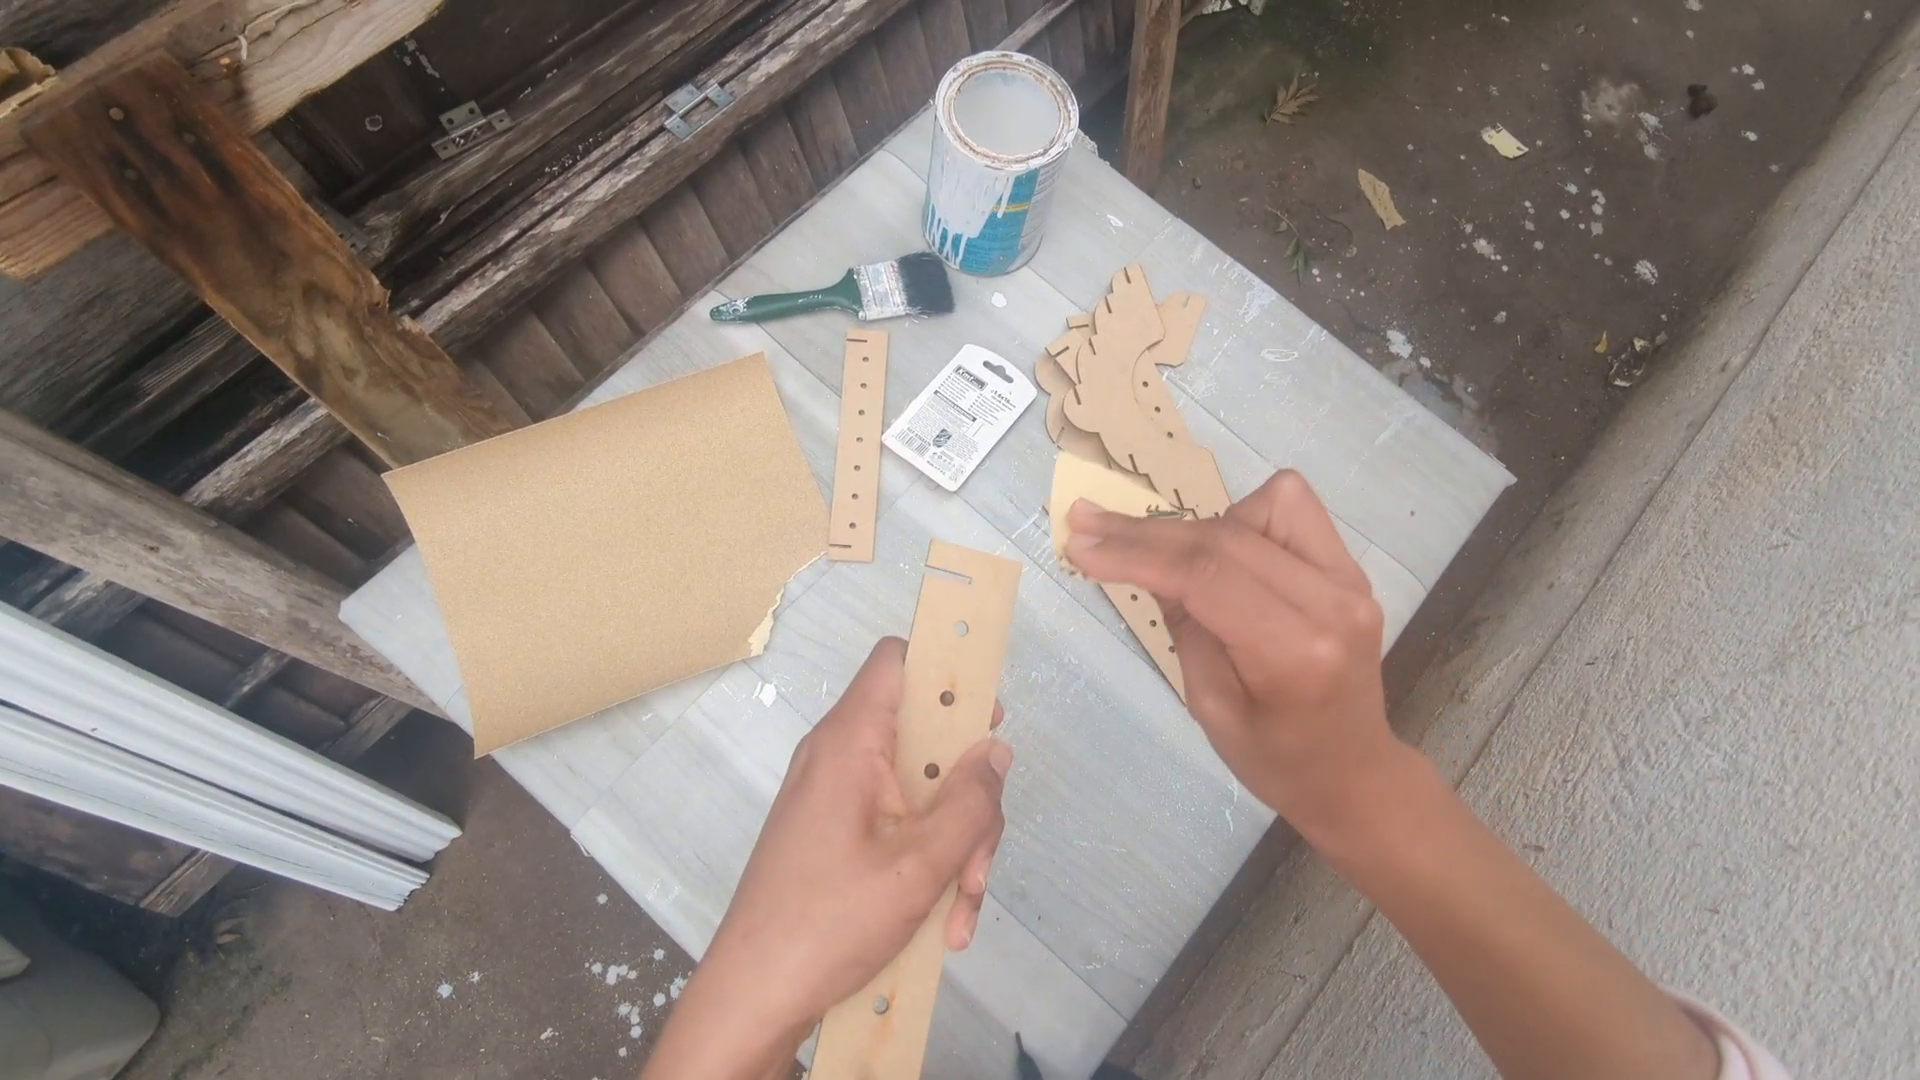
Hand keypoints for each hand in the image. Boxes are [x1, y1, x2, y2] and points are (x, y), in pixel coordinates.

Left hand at [643, 638, 1011, 1079]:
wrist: (751, 1001)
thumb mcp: (918, 866)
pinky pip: (898, 824)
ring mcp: (838, 797)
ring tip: (960, 909)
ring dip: (953, 844)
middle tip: (982, 853)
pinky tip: (941, 921)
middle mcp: (841, 757)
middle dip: (966, 796)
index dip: (944, 671)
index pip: (896, 660)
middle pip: (924, 739)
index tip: (986, 716)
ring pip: (920, 790)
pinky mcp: (839, 833)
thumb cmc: (829, 924)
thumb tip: (996, 749)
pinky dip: (927, 862)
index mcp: (850, 741)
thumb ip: (970, 804)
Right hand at [1065, 470, 1396, 835]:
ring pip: (1262, 506)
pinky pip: (1291, 510)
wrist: (1351, 773)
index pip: (1205, 577)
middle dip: (1146, 531)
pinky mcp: (1350, 569)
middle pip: (1224, 538)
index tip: (1080, 544)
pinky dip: (1244, 519)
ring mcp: (1349, 579)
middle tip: (1087, 524)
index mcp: (1294, 651)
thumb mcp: (1208, 703)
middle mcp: (1332, 602)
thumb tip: (1141, 558)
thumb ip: (1182, 623)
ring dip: (1201, 526)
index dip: (1135, 553)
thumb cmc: (1272, 758)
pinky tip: (1220, 550)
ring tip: (1169, 556)